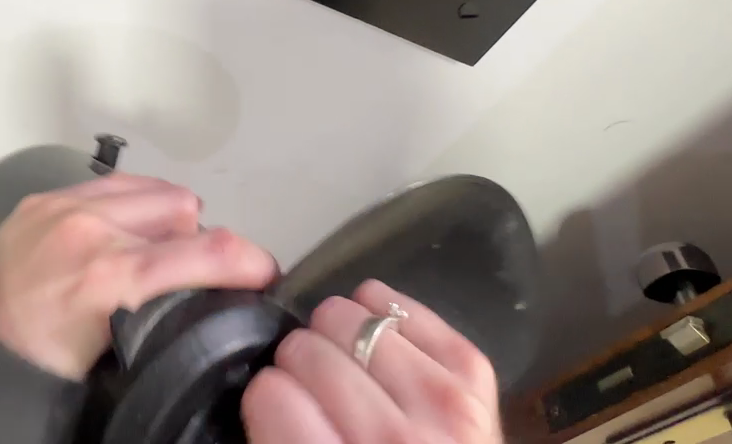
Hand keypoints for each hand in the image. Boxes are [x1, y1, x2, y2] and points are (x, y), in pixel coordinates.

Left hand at [0, 173, 278, 378]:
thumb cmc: (19, 365)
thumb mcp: (97, 366)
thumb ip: (153, 328)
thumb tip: (195, 314)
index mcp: (107, 278)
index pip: (203, 253)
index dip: (246, 261)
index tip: (264, 270)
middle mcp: (91, 229)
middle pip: (185, 210)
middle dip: (200, 242)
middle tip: (195, 273)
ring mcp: (67, 205)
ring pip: (155, 189)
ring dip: (170, 217)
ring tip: (162, 249)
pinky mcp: (48, 195)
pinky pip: (116, 182)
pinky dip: (136, 201)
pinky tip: (130, 225)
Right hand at [242, 280, 502, 443]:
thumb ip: (278, 437)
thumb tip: (261, 387)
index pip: (270, 393)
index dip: (266, 400)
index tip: (275, 412)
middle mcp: (397, 439)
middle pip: (305, 347)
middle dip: (298, 366)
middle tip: (313, 395)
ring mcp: (443, 399)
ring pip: (345, 313)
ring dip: (336, 338)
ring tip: (347, 372)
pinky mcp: (470, 368)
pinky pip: (394, 301)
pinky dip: (378, 316)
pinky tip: (380, 355)